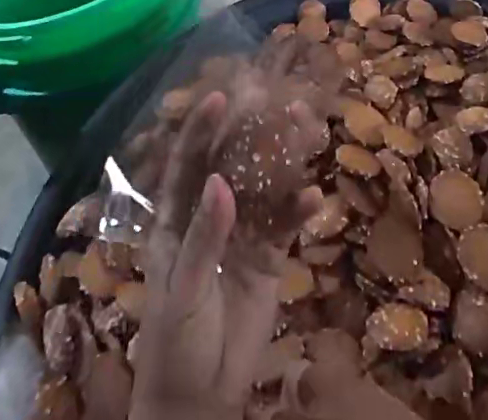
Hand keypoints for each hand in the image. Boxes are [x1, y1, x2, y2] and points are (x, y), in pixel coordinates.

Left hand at [130, 91, 317, 419]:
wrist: (202, 394)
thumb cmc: (175, 336)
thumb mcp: (182, 285)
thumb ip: (203, 236)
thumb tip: (220, 181)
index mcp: (176, 218)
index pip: (187, 164)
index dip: (200, 130)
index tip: (218, 97)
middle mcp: (210, 216)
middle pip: (232, 164)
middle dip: (251, 133)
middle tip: (276, 100)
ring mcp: (242, 234)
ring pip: (264, 188)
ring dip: (283, 159)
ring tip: (304, 125)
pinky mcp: (269, 257)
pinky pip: (285, 226)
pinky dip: (298, 210)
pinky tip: (312, 197)